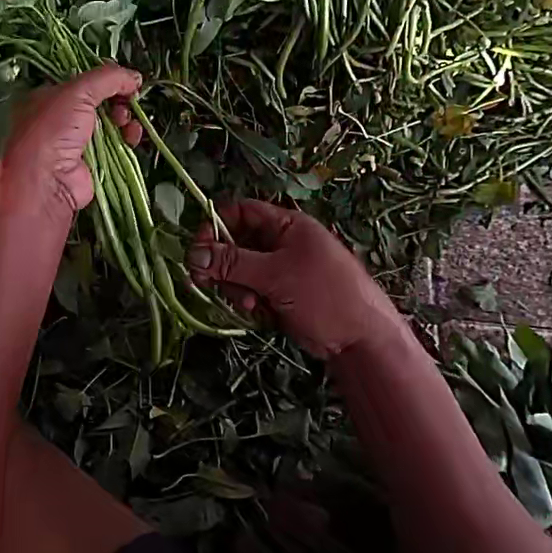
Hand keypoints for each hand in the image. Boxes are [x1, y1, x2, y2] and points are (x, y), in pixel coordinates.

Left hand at [0, 64, 142, 219]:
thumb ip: (107, 78)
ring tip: (127, 121)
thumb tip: (134, 76)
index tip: (124, 78)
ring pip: (110, 124)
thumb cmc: (52, 130)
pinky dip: (127, 139)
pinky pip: (115, 146)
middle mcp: (62, 118)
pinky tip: (131, 136)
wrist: (47, 180)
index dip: (105, 78)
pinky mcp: (92, 162)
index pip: (83, 81)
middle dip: (118, 99)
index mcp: (49, 96)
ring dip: (125, 119)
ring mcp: (77, 142)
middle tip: (128, 100)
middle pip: (100, 102)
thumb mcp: (77, 92)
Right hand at [186, 200, 405, 358]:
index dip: (216, 226)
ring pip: (239, 272)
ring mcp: (280, 271)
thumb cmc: (324, 295)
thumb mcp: (276, 274)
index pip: (241, 212)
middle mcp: (281, 244)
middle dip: (223, 265)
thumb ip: (232, 263)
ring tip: (248, 305)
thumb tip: (192, 253)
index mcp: (287, 226)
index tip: (198, 249)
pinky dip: (247, 302)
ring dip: (235, 288)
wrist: (360, 339)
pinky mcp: (278, 296)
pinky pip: (249, 292)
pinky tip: (257, 314)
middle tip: (208, 283)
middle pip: (235, 244)